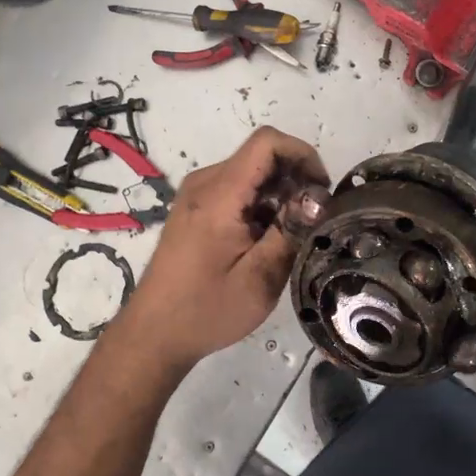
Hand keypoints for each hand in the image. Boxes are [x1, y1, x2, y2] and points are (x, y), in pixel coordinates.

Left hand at [121, 126, 327, 369]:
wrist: (154, 333)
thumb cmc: (206, 310)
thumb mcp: (259, 279)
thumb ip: (290, 231)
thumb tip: (319, 198)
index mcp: (219, 195)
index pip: (267, 142)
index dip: (302, 155)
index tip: (320, 192)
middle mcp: (206, 182)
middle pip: (262, 155)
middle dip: (296, 180)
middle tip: (311, 222)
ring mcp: (198, 193)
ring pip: (253, 171)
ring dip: (280, 194)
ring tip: (290, 236)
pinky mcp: (197, 206)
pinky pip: (239, 187)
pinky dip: (262, 203)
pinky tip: (265, 240)